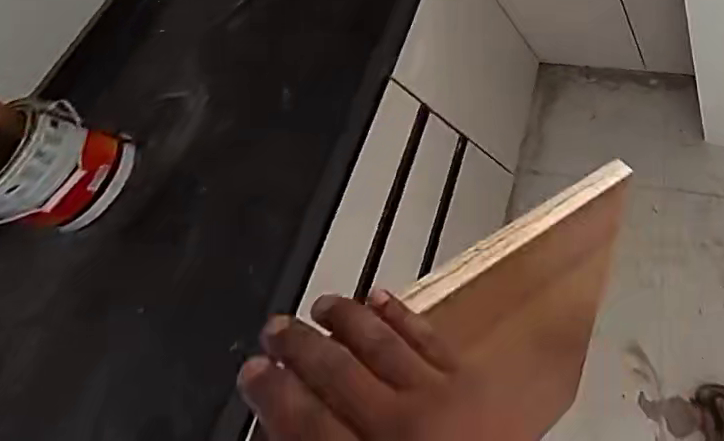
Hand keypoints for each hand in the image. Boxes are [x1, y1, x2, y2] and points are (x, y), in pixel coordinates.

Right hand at [238, 289, 498, 440]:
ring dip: (347, 319)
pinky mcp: (470, 379)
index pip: (306, 425)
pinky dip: (400, 314)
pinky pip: (426, 336)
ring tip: (323, 302)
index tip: (253, 368)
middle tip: (277, 325)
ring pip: (380, 345)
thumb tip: (286, 430)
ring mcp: (439, 398)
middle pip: (338, 376)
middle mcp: (400, 429)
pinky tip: (380, 296)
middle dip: (302, 347)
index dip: (274, 394)